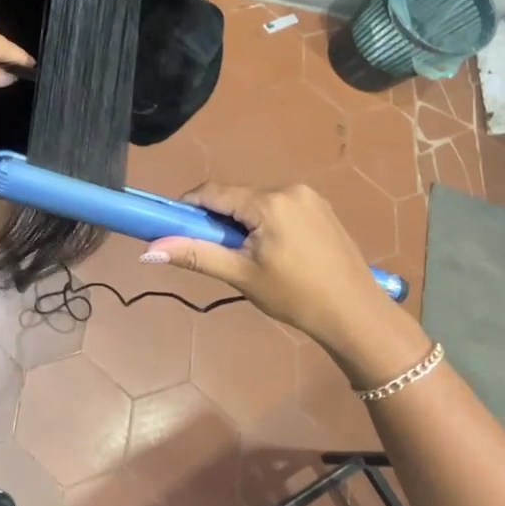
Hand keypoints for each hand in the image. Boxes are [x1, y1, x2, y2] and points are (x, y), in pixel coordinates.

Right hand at [146, 183, 400, 353]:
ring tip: (244, 259)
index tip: (173, 229)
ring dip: (239, 224)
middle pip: (234, 197)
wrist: (357, 316)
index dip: (187, 208)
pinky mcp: (321, 210)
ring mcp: (309, 198)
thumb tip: (147, 249)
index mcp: (269, 202)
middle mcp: (289, 189)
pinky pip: (277, 208)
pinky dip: (262, 224)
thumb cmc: (296, 296)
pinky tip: (270, 254)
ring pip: (255, 203)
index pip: (212, 192)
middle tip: (213, 254)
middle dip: (216, 220)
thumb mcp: (241, 276)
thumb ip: (195, 255)